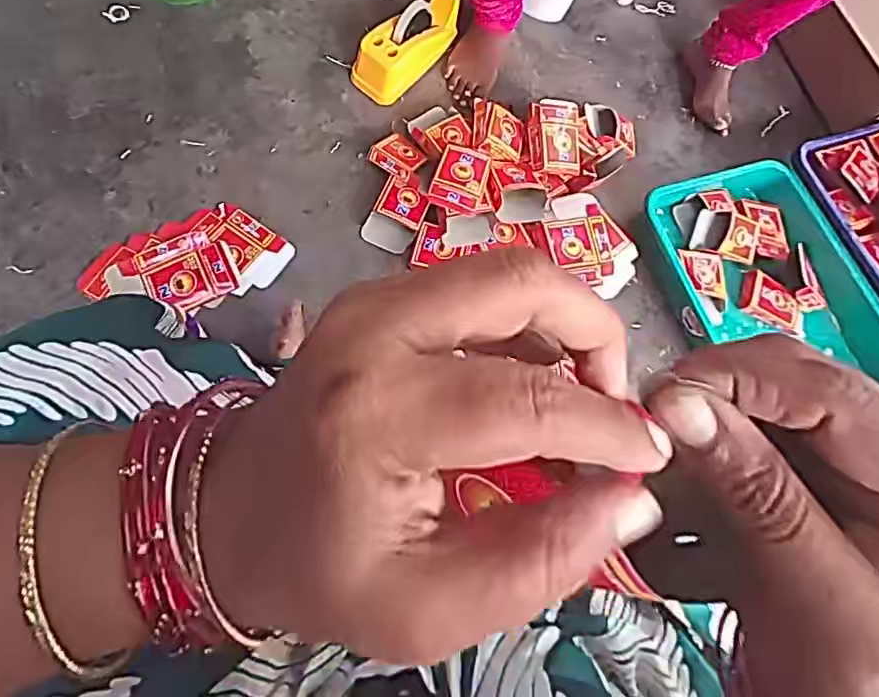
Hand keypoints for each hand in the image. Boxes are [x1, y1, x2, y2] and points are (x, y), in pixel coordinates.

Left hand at [198, 252, 670, 662]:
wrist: (230, 507)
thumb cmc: (322, 566)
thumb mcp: (431, 608)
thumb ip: (544, 558)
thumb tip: (630, 496)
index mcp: (379, 413)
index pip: (526, 399)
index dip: (607, 426)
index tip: (648, 454)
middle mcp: (377, 327)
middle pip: (525, 282)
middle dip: (596, 332)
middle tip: (613, 401)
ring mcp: (377, 295)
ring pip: (509, 270)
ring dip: (564, 322)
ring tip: (576, 392)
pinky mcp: (384, 290)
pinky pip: (482, 281)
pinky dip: (528, 319)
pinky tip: (529, 374)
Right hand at [644, 337, 878, 696]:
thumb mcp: (844, 642)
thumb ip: (768, 512)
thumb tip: (684, 405)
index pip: (842, 397)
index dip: (744, 380)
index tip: (665, 396)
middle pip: (793, 407)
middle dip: (709, 417)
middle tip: (645, 441)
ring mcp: (861, 506)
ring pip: (755, 437)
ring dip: (691, 463)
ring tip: (646, 501)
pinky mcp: (812, 527)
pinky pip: (742, 481)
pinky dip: (693, 501)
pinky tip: (666, 542)